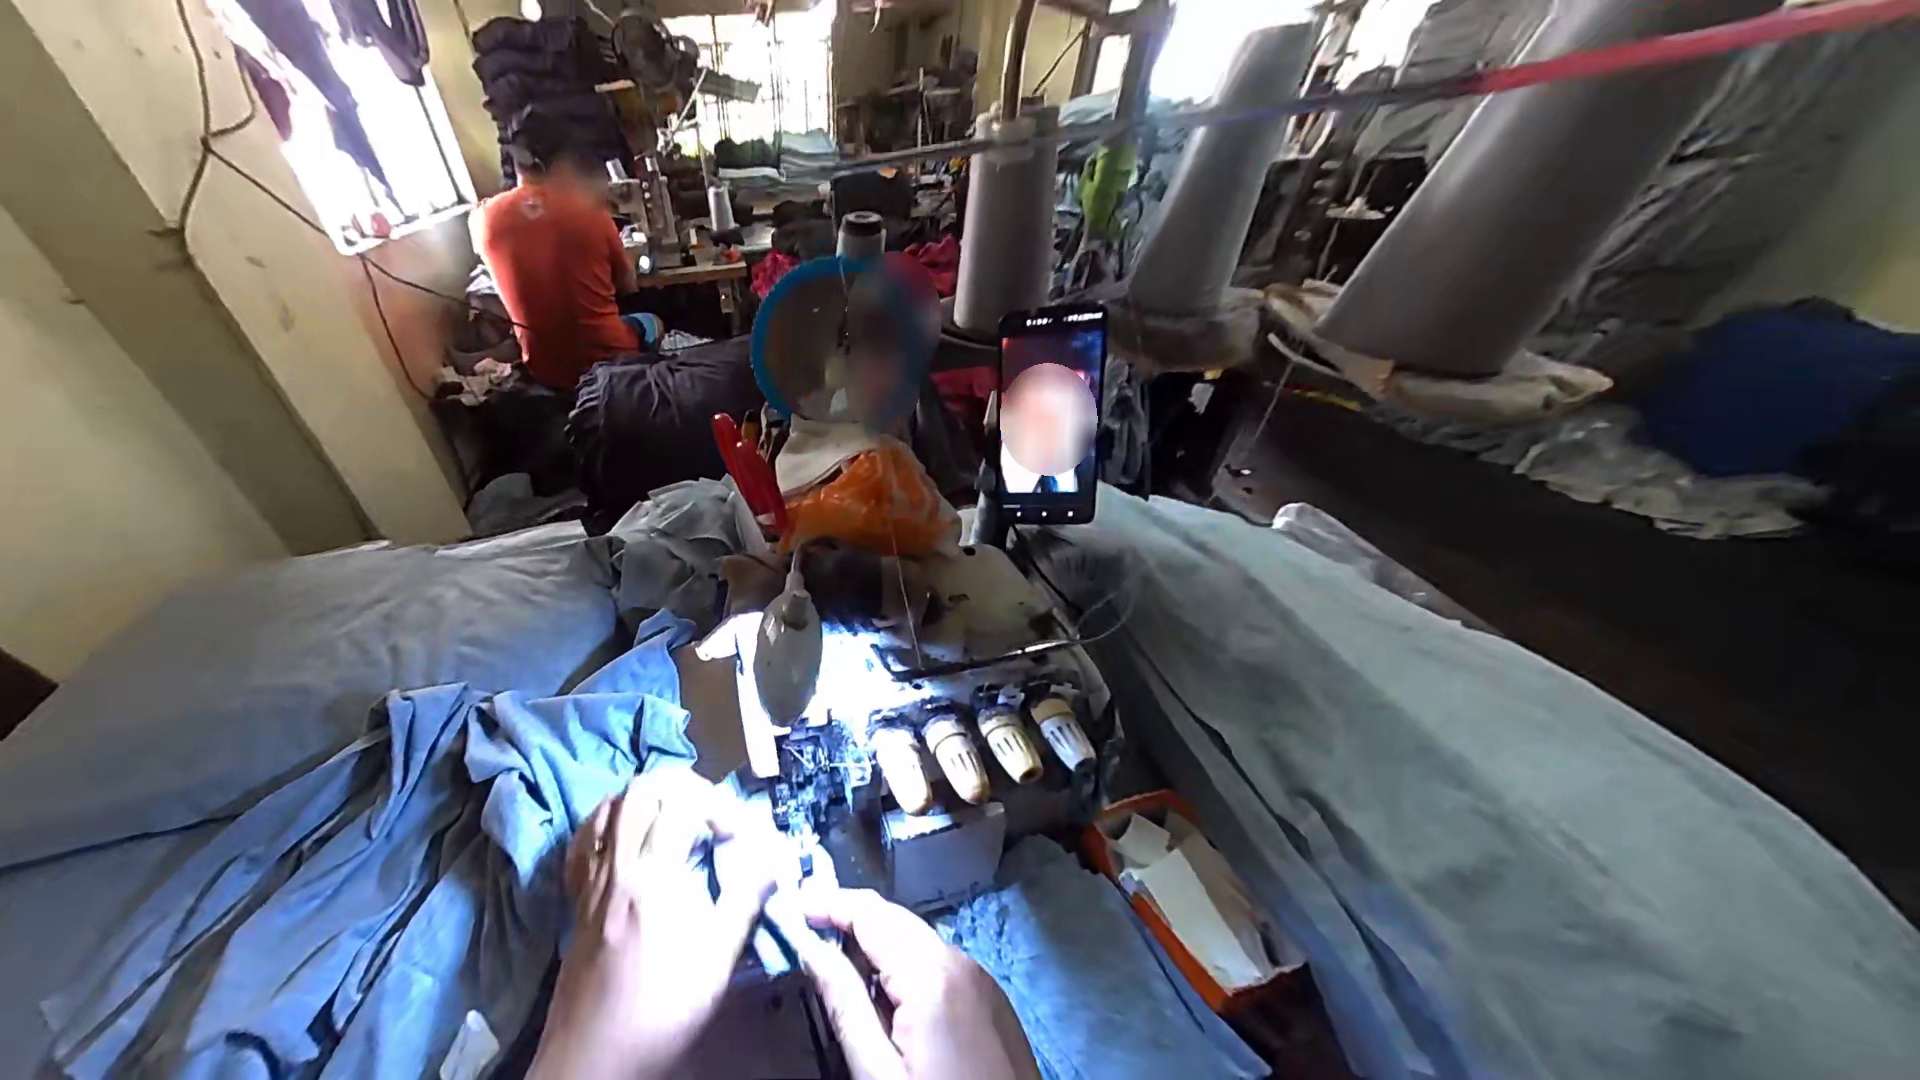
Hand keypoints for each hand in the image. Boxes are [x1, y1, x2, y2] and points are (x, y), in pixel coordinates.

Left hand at [528, 772, 773, 1079]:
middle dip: (684, 787)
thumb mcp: (719, 957)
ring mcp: (591, 883)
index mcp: (653, 879)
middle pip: (642, 791)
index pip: (683, 806)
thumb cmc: (663, 1011)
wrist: (592, 1064)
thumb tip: (775, 855)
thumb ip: (747, 896)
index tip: (736, 834)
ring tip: (676, 816)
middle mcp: (617, 869)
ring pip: (610, 807)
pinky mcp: (577, 900)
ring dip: (647, 798)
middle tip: (710, 812)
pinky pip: (584, 841)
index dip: (717, 806)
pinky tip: (630, 836)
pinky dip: (609, 823)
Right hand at [790, 887, 1040, 1079]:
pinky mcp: (989, 996)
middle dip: (850, 918)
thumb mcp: (878, 1074)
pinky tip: (882, 991)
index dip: (830, 904)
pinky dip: (904, 963)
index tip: (793, 904)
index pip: (872, 914)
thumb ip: (845, 1005)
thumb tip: (812, 950)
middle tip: (806, 927)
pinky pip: (937, 962)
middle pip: (895, 919)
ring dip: (876, 941)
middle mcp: (959, 959)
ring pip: (916, 939)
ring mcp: (979, 976)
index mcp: (931, 973)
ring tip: (834, 958)